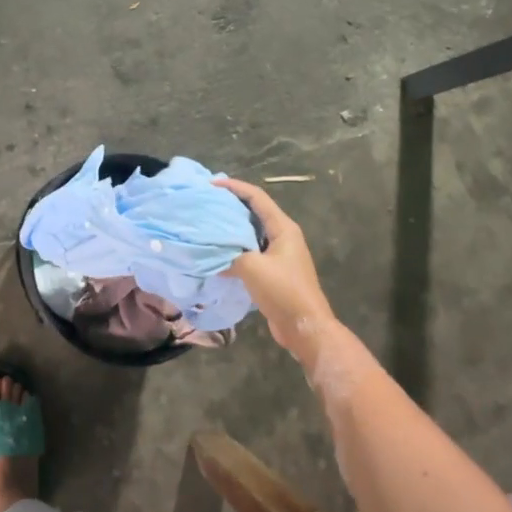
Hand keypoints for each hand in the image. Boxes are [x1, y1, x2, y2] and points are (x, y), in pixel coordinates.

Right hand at [218, 177, 337, 361]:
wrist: (305, 328)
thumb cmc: (283, 291)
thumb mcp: (252, 268)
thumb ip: (230, 254)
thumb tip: (211, 252)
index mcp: (283, 228)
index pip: (257, 197)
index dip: (235, 187)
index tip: (212, 184)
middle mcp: (283, 236)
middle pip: (254, 213)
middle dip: (231, 206)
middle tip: (206, 203)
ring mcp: (280, 255)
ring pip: (252, 234)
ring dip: (232, 229)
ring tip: (208, 225)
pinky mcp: (275, 272)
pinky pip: (252, 252)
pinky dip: (235, 249)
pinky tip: (218, 254)